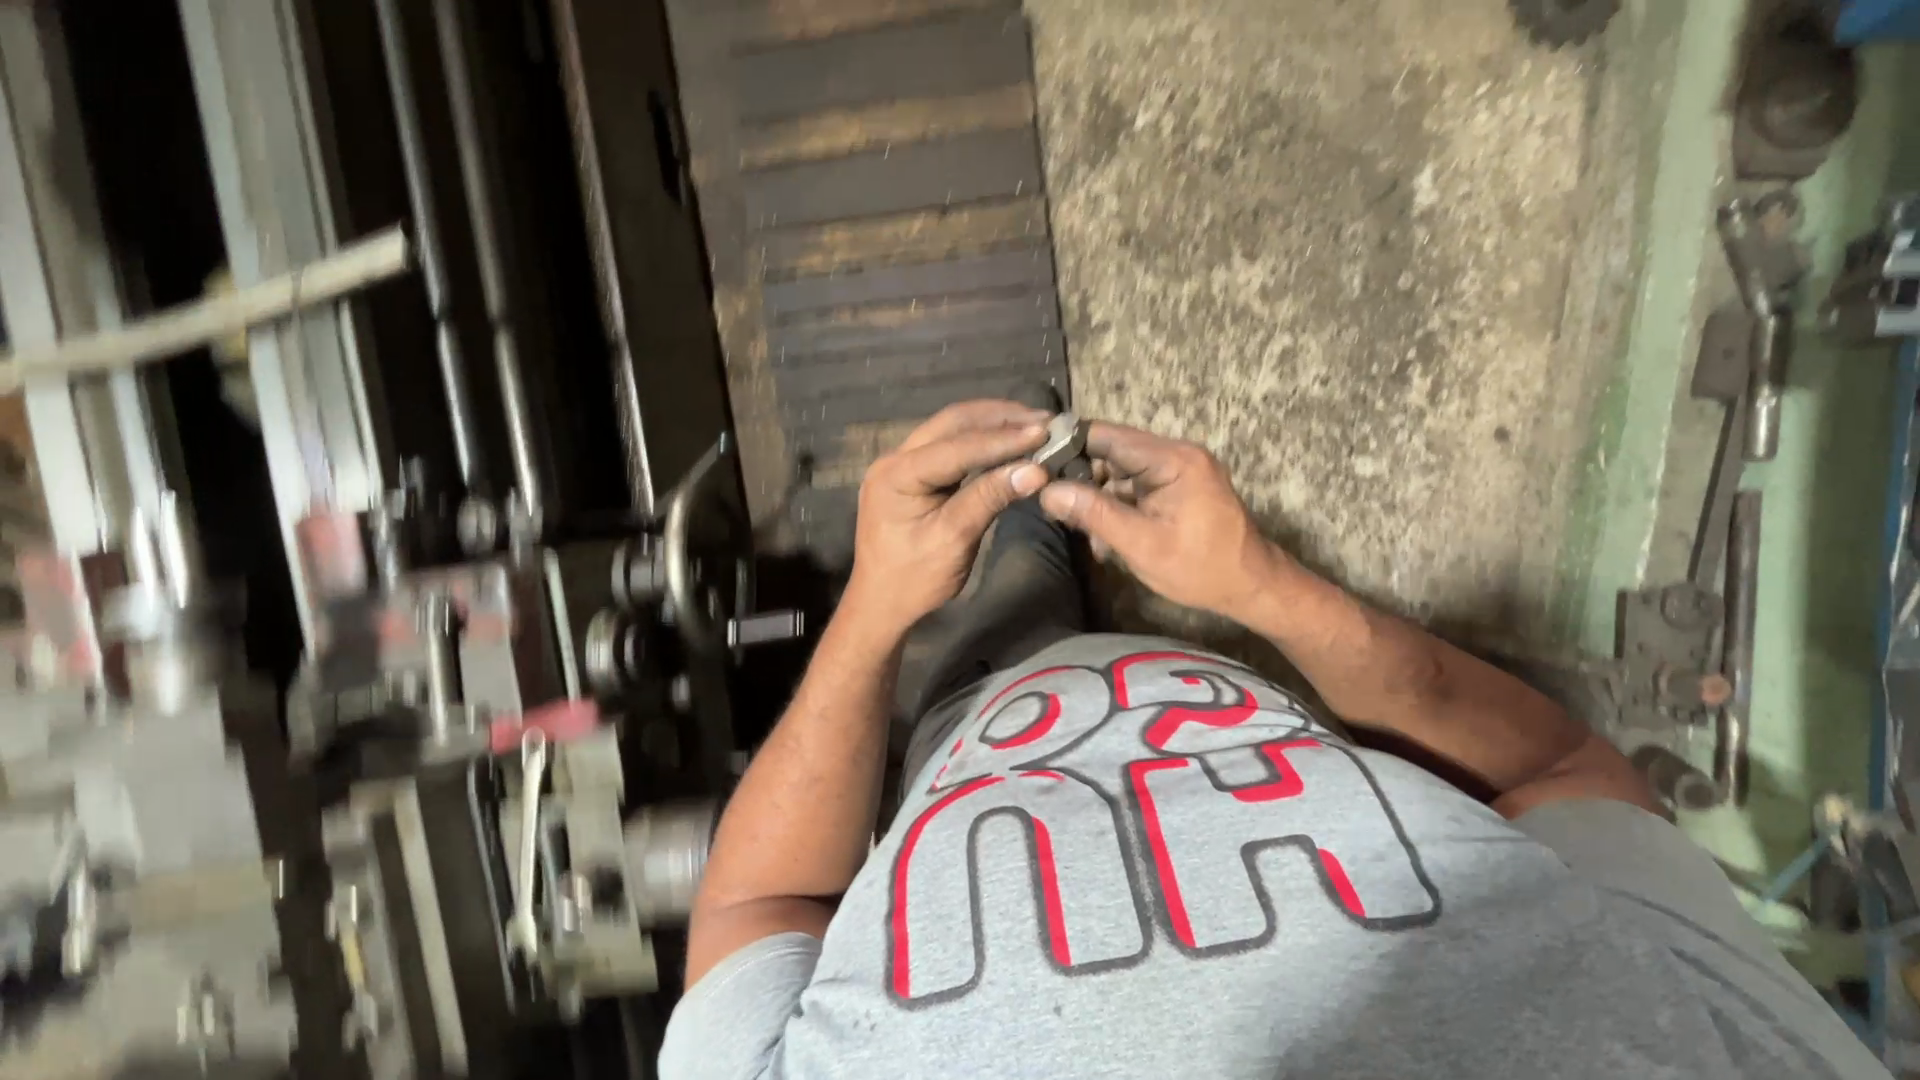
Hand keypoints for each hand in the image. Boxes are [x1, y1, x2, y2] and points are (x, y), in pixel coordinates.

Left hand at [844, 400, 1050, 636]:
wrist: (881, 605)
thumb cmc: (914, 579)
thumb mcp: (954, 539)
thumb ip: (989, 498)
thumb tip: (1036, 470)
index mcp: (897, 474)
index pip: (957, 446)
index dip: (1002, 438)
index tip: (1044, 431)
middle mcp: (895, 458)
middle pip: (952, 423)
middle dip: (999, 418)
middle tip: (1045, 420)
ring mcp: (902, 464)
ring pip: (951, 429)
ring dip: (992, 425)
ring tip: (1035, 425)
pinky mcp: (914, 474)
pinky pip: (950, 447)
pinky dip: (981, 442)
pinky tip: (1009, 443)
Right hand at [1038, 422, 1284, 619]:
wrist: (1251, 587)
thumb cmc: (1200, 567)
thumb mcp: (1141, 544)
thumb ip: (1094, 513)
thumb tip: (1047, 491)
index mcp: (1173, 459)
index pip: (1108, 436)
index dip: (1069, 445)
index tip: (1035, 463)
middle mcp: (1178, 453)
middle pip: (1113, 451)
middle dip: (1083, 478)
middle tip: (1055, 506)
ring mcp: (1181, 469)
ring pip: (1122, 471)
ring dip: (1100, 498)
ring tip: (1087, 532)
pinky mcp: (1180, 486)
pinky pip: (1138, 485)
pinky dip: (1119, 506)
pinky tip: (1107, 536)